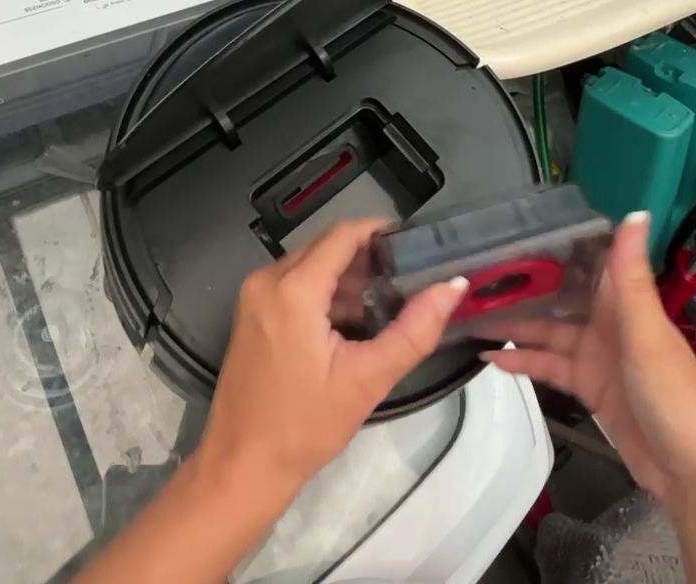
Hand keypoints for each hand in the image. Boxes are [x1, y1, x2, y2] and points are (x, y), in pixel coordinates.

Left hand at [195, 217, 469, 498]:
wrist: (242, 465)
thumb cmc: (305, 425)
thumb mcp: (367, 379)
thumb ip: (414, 330)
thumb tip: (452, 286)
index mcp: (293, 289)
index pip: (343, 235)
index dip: (379, 232)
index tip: (414, 246)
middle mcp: (267, 280)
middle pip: (326, 246)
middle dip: (366, 257)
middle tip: (407, 279)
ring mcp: (253, 295)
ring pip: (309, 263)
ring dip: (346, 275)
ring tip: (386, 302)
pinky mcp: (250, 312)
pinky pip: (293, 282)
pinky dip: (323, 291)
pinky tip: (351, 319)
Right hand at [484, 212, 695, 512]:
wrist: (691, 473)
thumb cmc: (676, 395)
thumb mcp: (648, 331)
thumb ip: (631, 275)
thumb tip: (636, 212)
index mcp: (626, 303)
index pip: (588, 263)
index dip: (557, 245)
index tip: (519, 229)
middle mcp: (610, 323)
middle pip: (560, 298)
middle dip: (526, 287)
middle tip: (481, 277)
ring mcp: (598, 356)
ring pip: (549, 332)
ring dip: (516, 326)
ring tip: (473, 318)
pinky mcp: (589, 386)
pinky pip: (549, 366)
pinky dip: (523, 362)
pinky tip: (494, 358)